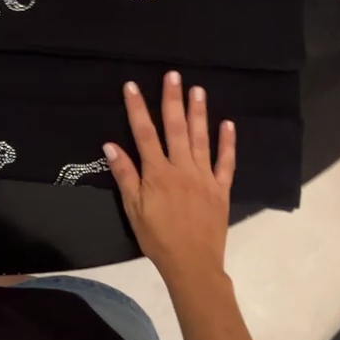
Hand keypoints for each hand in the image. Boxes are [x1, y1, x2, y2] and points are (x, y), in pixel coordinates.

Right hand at [104, 72, 236, 290]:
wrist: (192, 264)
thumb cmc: (157, 237)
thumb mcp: (133, 209)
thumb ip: (125, 175)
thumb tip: (111, 145)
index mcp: (157, 173)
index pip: (144, 133)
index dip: (137, 108)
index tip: (132, 86)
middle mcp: (182, 169)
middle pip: (176, 128)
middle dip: (172, 100)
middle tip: (172, 75)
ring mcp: (204, 177)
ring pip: (200, 138)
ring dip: (198, 112)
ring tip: (198, 89)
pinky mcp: (221, 188)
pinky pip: (226, 162)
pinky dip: (227, 142)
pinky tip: (228, 123)